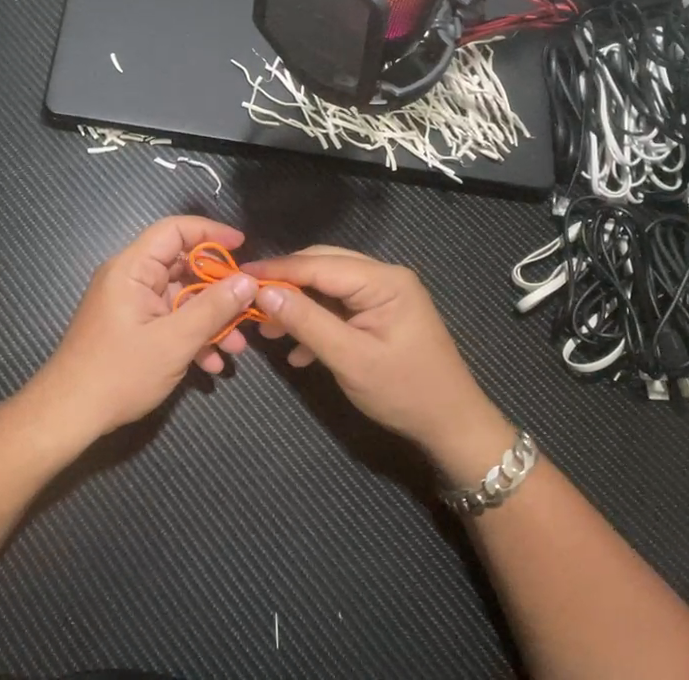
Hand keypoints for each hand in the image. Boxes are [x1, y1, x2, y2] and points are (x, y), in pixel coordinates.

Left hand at [22, 217, 257, 439]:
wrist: (70, 413)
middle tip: (248, 309)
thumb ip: (213, 308)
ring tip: (236, 348)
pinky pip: (168, 320)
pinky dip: (191, 336)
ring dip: (210, 320)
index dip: (210, 232)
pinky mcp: (131, 328)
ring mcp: (130, 305)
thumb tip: (248, 280)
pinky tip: (211, 364)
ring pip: (180, 298)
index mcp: (132, 269)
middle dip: (218, 290)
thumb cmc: (120, 372)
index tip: (244, 248)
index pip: (174, 230)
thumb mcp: (175, 341)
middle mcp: (129, 279)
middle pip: (182, 266)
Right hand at [244, 246, 512, 484]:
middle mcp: (384, 277)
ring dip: (297, 306)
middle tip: (247, 300)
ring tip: (268, 331)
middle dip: (284, 284)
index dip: (275, 269)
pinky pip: (338, 307)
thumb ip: (306, 321)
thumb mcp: (350, 359)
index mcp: (383, 281)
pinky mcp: (380, 315)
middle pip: (321, 267)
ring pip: (327, 287)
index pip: (317, 264)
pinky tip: (297, 350)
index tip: (236, 275)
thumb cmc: (404, 392)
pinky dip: (315, 322)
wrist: (452, 426)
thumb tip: (262, 291)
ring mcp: (384, 295)